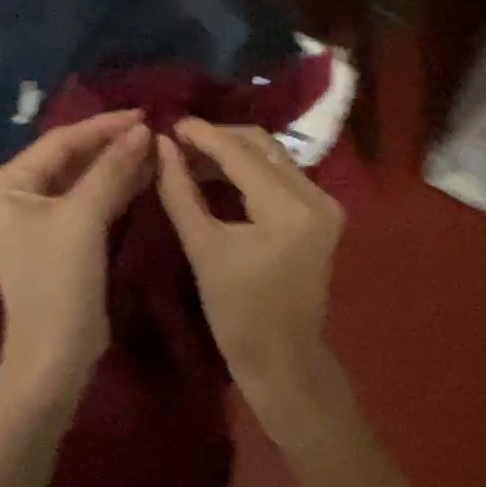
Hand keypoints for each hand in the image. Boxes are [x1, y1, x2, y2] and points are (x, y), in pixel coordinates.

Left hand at [0, 110, 151, 395]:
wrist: (54, 357)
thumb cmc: (58, 281)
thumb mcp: (84, 217)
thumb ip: (112, 169)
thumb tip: (142, 130)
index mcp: (6, 183)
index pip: (60, 141)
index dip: (102, 125)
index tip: (143, 113)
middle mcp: (14, 194)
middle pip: (70, 158)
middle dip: (110, 144)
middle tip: (153, 128)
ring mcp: (35, 218)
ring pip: (82, 179)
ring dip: (116, 165)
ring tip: (155, 147)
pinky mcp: (58, 239)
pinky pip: (87, 201)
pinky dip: (114, 188)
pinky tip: (144, 175)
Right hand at [156, 119, 345, 390]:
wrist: (284, 362)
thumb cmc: (238, 314)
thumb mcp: (202, 248)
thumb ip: (180, 190)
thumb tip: (161, 145)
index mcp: (289, 207)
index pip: (239, 151)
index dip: (201, 134)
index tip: (167, 124)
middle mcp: (316, 195)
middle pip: (260, 144)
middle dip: (217, 139)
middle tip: (177, 143)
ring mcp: (324, 203)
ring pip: (271, 155)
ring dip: (232, 152)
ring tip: (190, 157)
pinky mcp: (322, 213)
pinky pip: (280, 174)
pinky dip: (248, 169)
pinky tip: (216, 175)